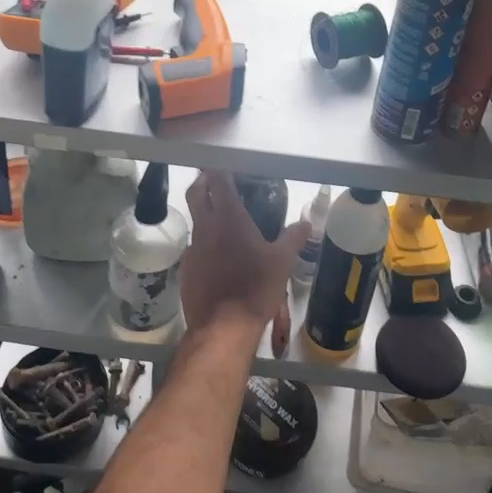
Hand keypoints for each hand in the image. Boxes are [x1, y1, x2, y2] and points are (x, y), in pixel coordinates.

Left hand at [180, 171, 308, 334]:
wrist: (223, 328)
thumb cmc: (256, 289)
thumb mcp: (283, 262)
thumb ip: (294, 238)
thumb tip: (306, 224)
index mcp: (229, 217)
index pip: (218, 180)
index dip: (219, 168)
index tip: (225, 164)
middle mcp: (206, 226)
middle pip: (196, 192)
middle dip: (203, 181)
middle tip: (216, 182)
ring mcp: (192, 248)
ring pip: (195, 221)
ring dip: (205, 215)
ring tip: (224, 225)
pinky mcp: (185, 269)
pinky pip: (194, 248)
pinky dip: (204, 245)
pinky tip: (218, 259)